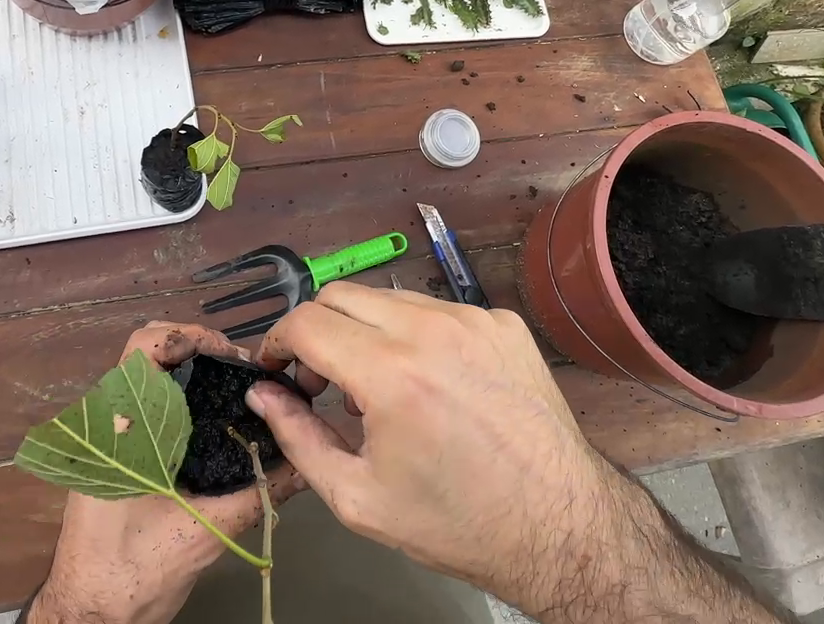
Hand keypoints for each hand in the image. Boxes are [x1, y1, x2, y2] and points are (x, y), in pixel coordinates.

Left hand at [28, 322, 305, 623]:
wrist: (89, 615)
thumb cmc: (135, 572)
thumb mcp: (204, 533)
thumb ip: (255, 493)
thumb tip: (303, 464)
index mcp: (120, 426)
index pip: (142, 346)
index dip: (188, 335)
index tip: (229, 355)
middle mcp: (107, 419)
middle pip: (147, 351)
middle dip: (194, 347)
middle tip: (237, 369)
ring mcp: (105, 434)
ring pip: (145, 376)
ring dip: (186, 370)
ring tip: (231, 388)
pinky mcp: (112, 451)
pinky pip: (144, 403)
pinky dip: (176, 395)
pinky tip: (210, 418)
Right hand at [244, 286, 606, 612]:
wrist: (561, 527)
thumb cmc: (453, 522)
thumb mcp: (359, 498)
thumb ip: (298, 437)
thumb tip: (262, 393)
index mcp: (390, 373)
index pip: (305, 322)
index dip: (277, 342)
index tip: (277, 370)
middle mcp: (430, 328)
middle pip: (339, 295)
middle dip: (316, 331)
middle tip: (324, 382)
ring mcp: (472, 318)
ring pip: (387, 297)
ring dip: (365, 330)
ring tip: (380, 385)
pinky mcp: (502, 321)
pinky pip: (436, 309)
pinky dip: (416, 335)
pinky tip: (432, 381)